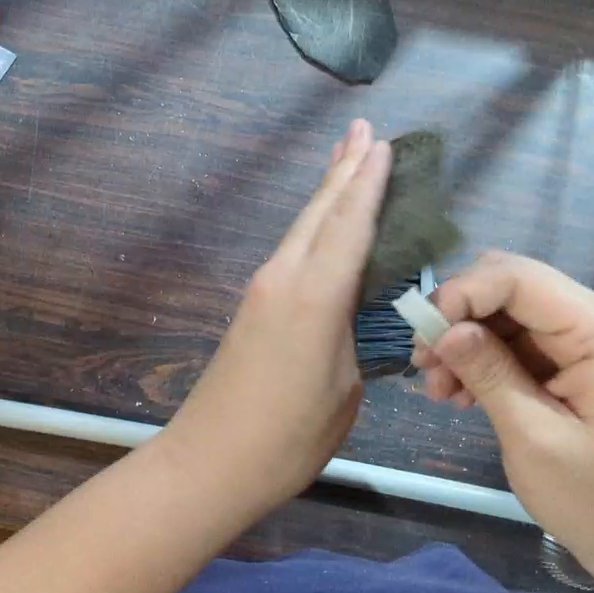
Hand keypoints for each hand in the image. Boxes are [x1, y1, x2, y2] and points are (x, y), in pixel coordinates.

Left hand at [164, 119, 392, 507]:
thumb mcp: (344, 388)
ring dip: (327, 193)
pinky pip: (292, 250)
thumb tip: (366, 309)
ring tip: (347, 158)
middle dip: (344, 170)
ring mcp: (262, 290)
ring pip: (302, 227)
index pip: (349, 224)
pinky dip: (314, 225)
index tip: (383, 144)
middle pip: (318, 212)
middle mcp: (283, 278)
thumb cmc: (288, 436)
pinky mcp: (253, 308)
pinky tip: (323, 224)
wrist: (210, 462)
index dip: (369, 184)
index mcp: (314, 295)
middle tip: (364, 130)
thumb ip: (359, 337)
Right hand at [412, 252, 593, 579]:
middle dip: (456, 315)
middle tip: (424, 363)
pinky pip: (503, 336)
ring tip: (438, 390)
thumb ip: (490, 374)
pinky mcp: (559, 357)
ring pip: (497, 308)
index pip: (518, 278)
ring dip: (459, 339)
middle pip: (505, 283)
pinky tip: (457, 394)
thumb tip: (444, 329)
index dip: (461, 294)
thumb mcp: (535, 437)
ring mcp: (575, 337)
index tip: (423, 338)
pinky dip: (473, 356)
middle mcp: (590, 319)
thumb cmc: (592, 496)